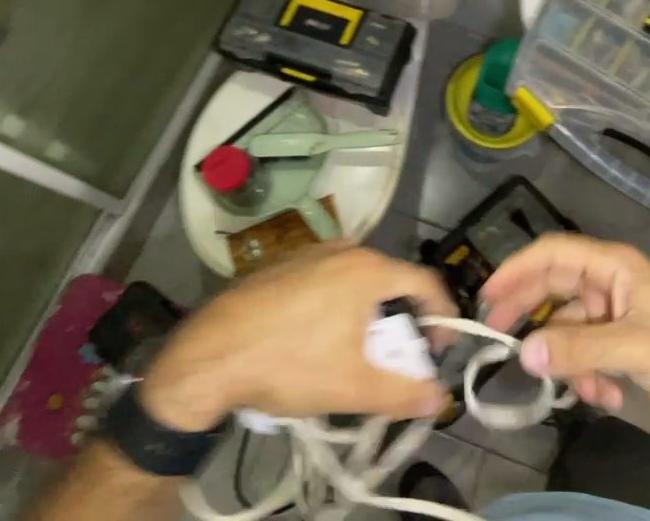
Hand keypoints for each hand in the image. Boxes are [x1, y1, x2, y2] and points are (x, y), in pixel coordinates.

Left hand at [138, 243, 454, 429]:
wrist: (207, 354)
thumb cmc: (289, 363)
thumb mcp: (352, 387)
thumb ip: (402, 393)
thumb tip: (437, 399)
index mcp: (368, 269)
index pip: (426, 283)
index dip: (441, 316)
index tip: (439, 348)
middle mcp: (344, 250)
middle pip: (390, 281)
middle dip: (400, 322)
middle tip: (394, 359)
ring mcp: (309, 253)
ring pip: (356, 282)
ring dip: (367, 315)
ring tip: (355, 353)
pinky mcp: (282, 265)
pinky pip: (325, 281)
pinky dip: (336, 306)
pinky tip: (314, 340)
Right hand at [480, 234, 649, 424]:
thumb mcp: (633, 348)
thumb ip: (577, 349)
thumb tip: (525, 353)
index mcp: (615, 266)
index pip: (556, 254)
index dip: (519, 268)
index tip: (490, 293)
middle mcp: (610, 284)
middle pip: (555, 289)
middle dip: (532, 316)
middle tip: (501, 337)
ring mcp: (614, 315)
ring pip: (568, 329)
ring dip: (567, 360)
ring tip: (581, 389)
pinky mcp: (620, 343)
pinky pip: (585, 353)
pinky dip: (587, 375)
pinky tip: (604, 396)